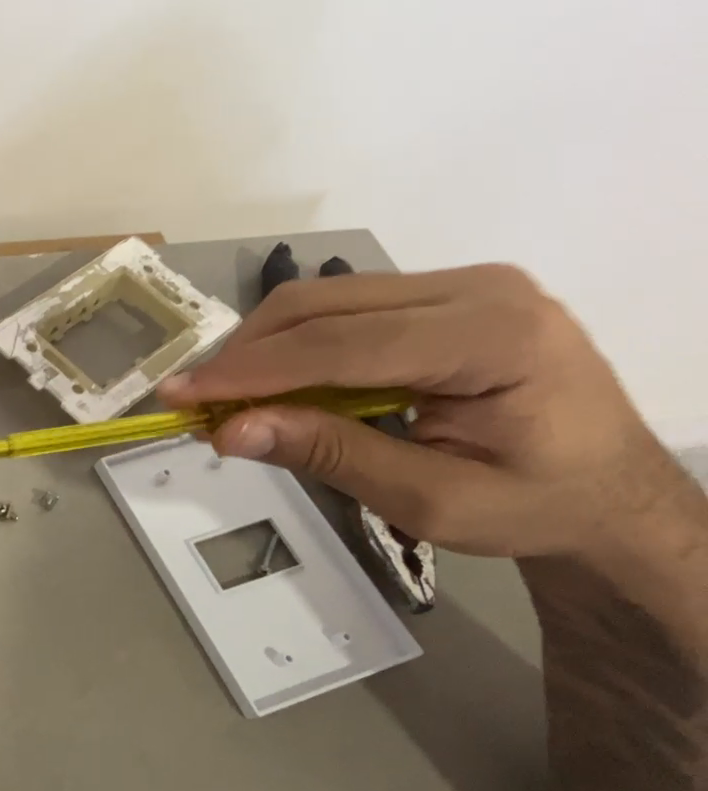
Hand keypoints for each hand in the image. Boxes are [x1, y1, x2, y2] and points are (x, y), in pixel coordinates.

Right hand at [158, 264, 698, 562]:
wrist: (613, 493)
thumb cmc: (536, 507)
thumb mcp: (433, 501)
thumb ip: (331, 455)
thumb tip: (229, 430)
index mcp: (497, 339)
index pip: (340, 345)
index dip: (249, 371)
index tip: (178, 397)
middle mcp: (481, 289)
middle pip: (323, 306)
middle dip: (245, 355)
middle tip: (193, 402)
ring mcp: (464, 284)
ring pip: (324, 298)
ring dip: (262, 347)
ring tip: (226, 397)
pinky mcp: (445, 293)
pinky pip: (343, 306)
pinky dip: (293, 344)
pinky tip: (275, 382)